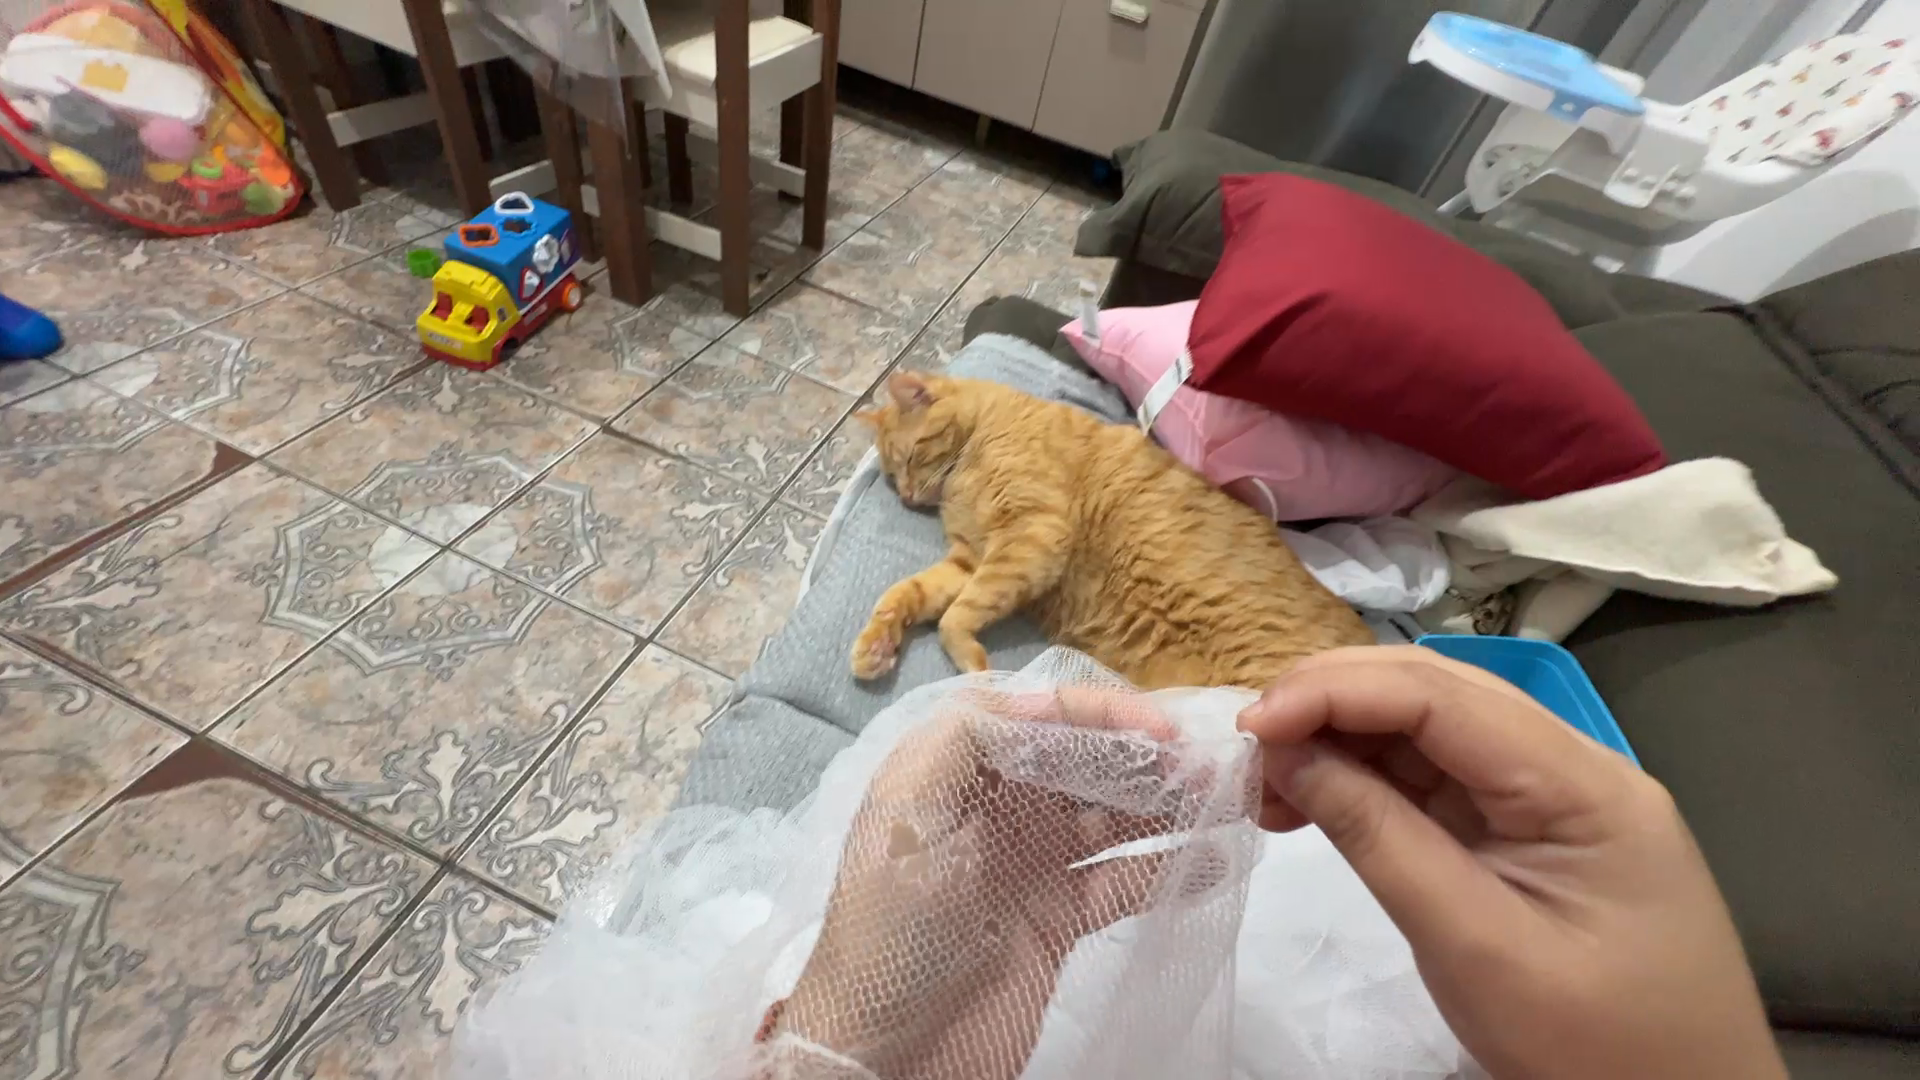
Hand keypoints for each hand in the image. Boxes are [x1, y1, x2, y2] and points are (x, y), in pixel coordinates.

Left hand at [777, 689, 1192, 1079]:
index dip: (1095, 711)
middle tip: (1204, 758)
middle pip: (1078, 759)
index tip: (1156, 726)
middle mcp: (997, 804)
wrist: (889, 1058)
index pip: (1034, 717)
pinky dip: (1167, 868)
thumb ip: (962, 741)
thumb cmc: (892, 924)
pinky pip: (1120, 880)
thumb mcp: (908, 816)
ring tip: (1222, 796)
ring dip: (1161, 801)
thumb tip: (1038, 698)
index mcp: (957, 770)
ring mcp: (1031, 858)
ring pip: (1107, 813)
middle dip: (1138, 752)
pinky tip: (1215, 860)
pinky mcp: (1058, 915)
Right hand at [1237, 646, 1786, 1079]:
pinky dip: (1344, 771)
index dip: (1334, 692)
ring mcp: (1530, 787)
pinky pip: (1410, 767)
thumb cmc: (1592, 1049)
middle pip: (1424, 689)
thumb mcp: (1472, 944)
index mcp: (1582, 783)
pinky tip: (1298, 797)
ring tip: (1262, 779)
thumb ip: (1373, 833)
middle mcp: (1559, 761)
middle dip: (1325, 700)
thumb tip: (1280, 751)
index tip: (1252, 725)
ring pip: (1408, 720)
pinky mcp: (1500, 816)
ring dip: (1326, 735)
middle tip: (1250, 740)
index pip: (1438, 696)